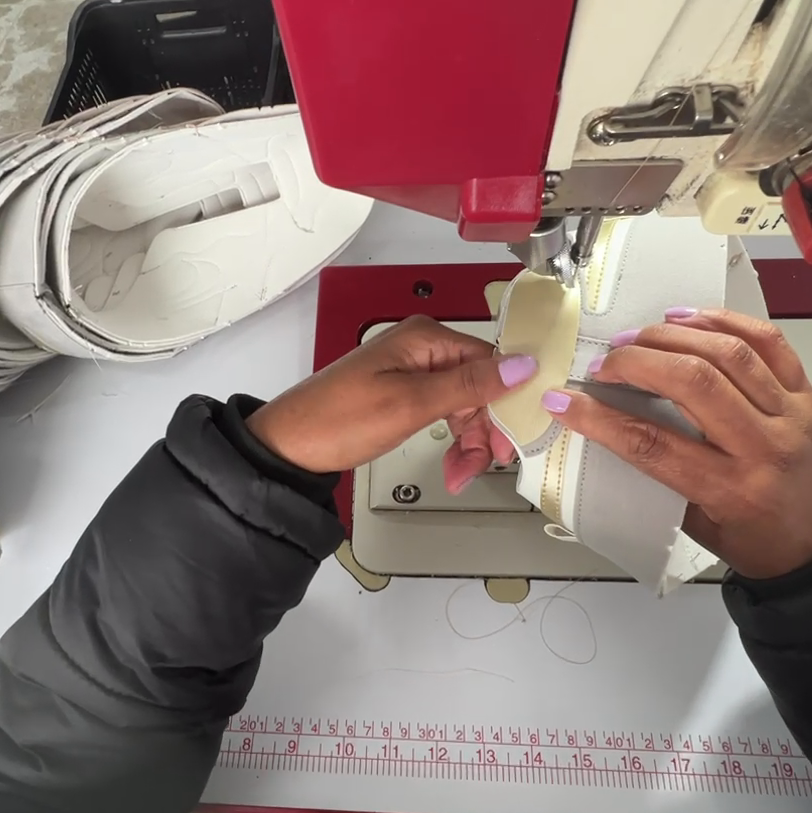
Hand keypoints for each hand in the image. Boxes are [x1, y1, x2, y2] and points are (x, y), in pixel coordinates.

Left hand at [248, 315, 534, 489]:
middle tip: (481, 464)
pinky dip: (451, 438)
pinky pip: (443, 411)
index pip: (490, 362)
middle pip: (480, 386)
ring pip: (464, 403)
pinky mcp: (403, 392)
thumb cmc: (338, 420)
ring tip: (459, 474)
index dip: (505, 402)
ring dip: (468, 440)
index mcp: (425, 338)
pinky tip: (451, 463)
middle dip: (483, 429)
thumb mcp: (410, 404)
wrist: (290, 446)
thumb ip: (469, 385)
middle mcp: (421, 348)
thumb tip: (521, 364)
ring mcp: (411, 370)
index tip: (511, 437)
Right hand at [539, 308, 811, 578]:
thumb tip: (603, 420)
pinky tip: (686, 317)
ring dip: (673, 336)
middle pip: (693, 384)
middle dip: (637, 364)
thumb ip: (654, 470)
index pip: (652, 444)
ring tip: (637, 337)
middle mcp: (765, 447)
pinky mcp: (807, 394)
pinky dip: (724, 322)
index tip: (564, 400)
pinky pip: (769, 342)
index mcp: (730, 491)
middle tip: (605, 363)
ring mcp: (792, 415)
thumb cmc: (749, 540)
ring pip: (729, 354)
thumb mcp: (691, 520)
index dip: (600, 418)